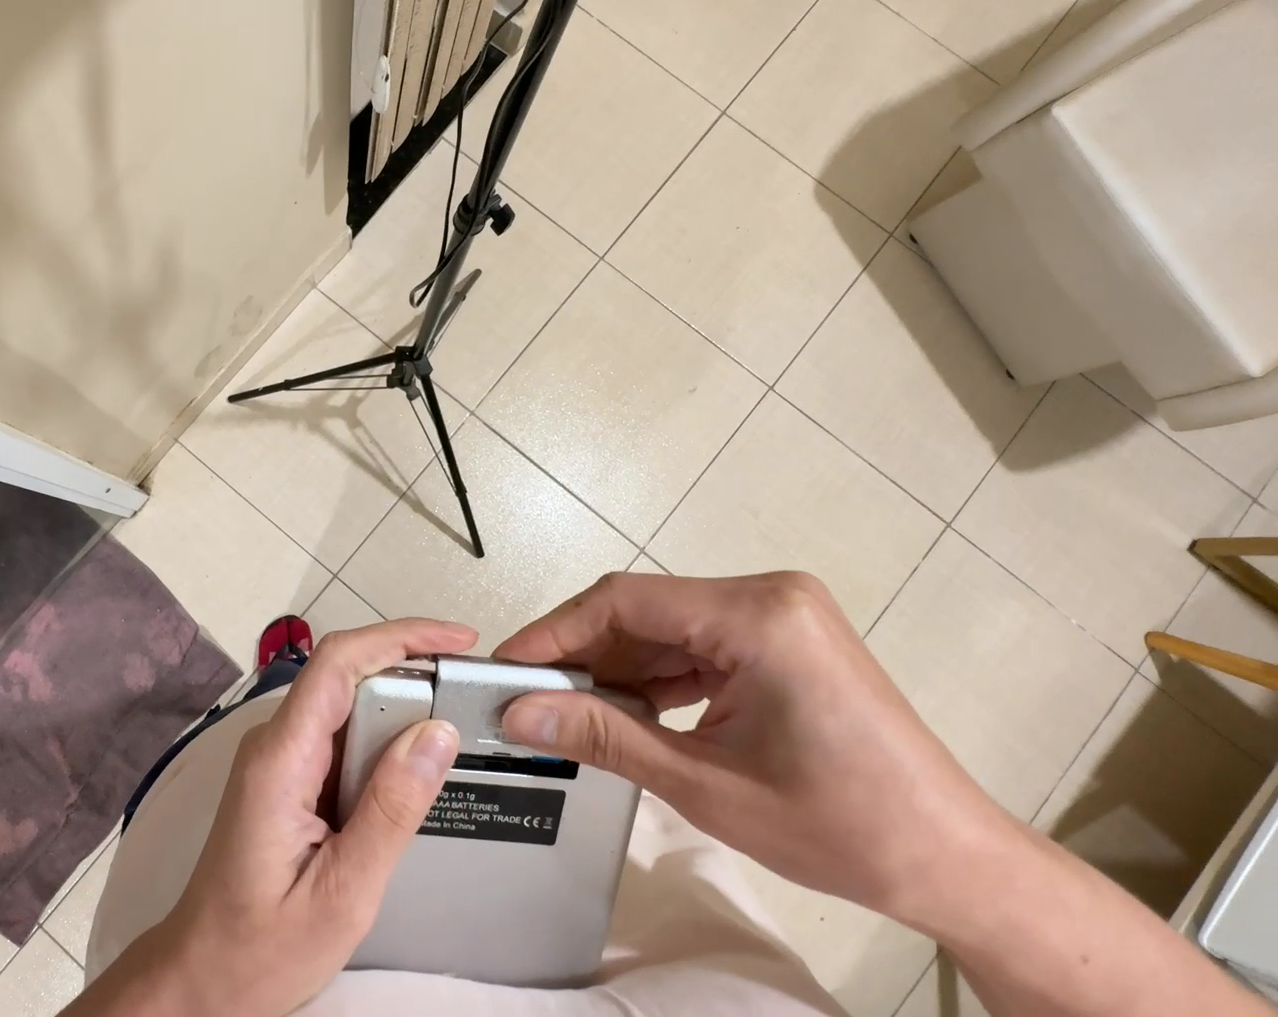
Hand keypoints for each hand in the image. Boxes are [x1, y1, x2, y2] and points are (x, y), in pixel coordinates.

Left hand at [73, 618, 472, 1016]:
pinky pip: (342, 737)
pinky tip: (417, 762)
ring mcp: (279, 758)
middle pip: (346, 676)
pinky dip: (385, 738)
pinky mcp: (288, 777)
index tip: (458, 640)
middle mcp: (275, 743)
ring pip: (348, 705)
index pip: (338, 663)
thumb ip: (391, 810)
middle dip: (412, 670)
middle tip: (472, 692)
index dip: (400, 636)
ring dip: (402, 706)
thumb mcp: (343, 892)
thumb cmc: (263, 948)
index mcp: (281, 759)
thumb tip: (439, 732)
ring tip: (456, 728)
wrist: (204, 978)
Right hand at [494, 571, 1017, 920]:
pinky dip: (655, 677)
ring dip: (616, 668)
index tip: (505, 669)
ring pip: (666, 628)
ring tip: (566, 711)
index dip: (554, 631)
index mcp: (757, 616)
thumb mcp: (703, 785)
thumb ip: (603, 736)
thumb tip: (517, 713)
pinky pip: (697, 645)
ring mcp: (779, 615)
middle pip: (643, 610)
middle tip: (527, 698)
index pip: (624, 601)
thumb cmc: (840, 827)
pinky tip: (624, 711)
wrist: (952, 861)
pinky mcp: (782, 639)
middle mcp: (767, 595)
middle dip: (582, 655)